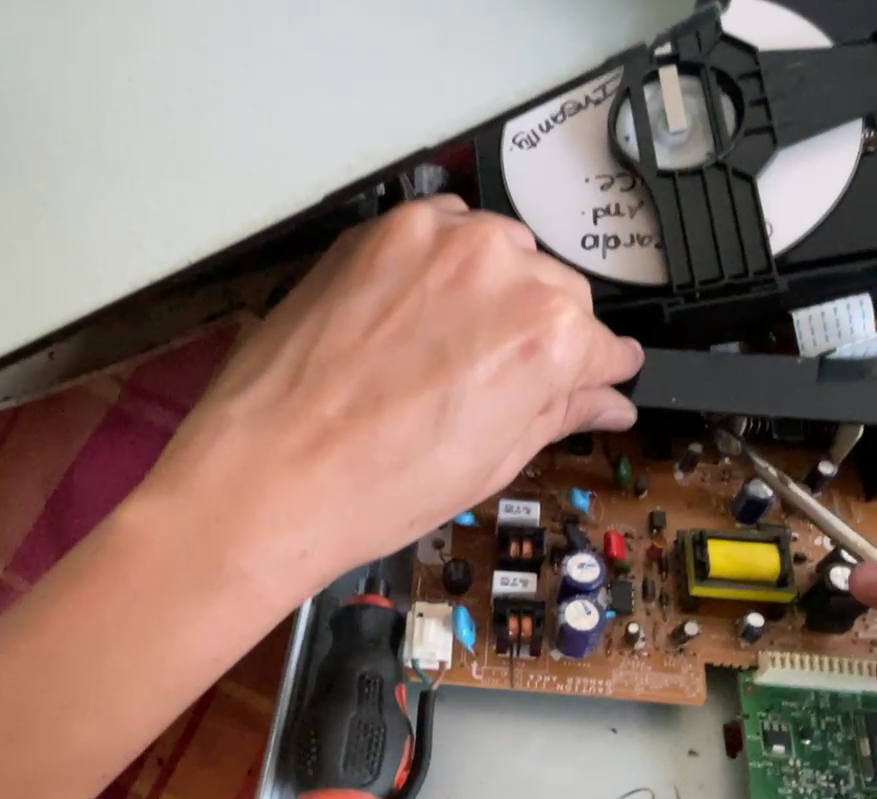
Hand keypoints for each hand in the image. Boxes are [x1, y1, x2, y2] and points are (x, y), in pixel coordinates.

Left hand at [140, 196, 641, 593]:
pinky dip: (440, 268)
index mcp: (547, 339)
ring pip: (501, 254)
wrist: (268, 475)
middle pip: (557, 291)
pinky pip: (440, 234)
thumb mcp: (488, 464)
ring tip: (446, 351)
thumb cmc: (371, 489)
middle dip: (540, 335)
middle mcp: (501, 272)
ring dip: (490, 294)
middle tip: (497, 380)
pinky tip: (413, 320)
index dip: (597, 372)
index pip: (605, 344)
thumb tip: (607, 401)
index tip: (590, 381)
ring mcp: (436, 242)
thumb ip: (557, 414)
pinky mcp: (380, 230)